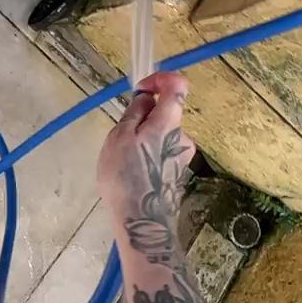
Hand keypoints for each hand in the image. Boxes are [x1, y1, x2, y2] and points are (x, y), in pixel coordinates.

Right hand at [97, 71, 195, 225]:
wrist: (142, 223)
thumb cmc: (126, 176)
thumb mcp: (119, 137)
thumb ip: (134, 113)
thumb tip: (147, 98)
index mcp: (169, 123)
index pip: (178, 85)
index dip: (160, 80)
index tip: (141, 89)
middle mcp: (182, 137)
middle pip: (165, 114)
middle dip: (142, 119)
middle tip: (120, 139)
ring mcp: (182, 157)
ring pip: (160, 135)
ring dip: (142, 140)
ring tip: (122, 162)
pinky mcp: (177, 173)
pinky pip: (160, 153)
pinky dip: (146, 155)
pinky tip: (132, 175)